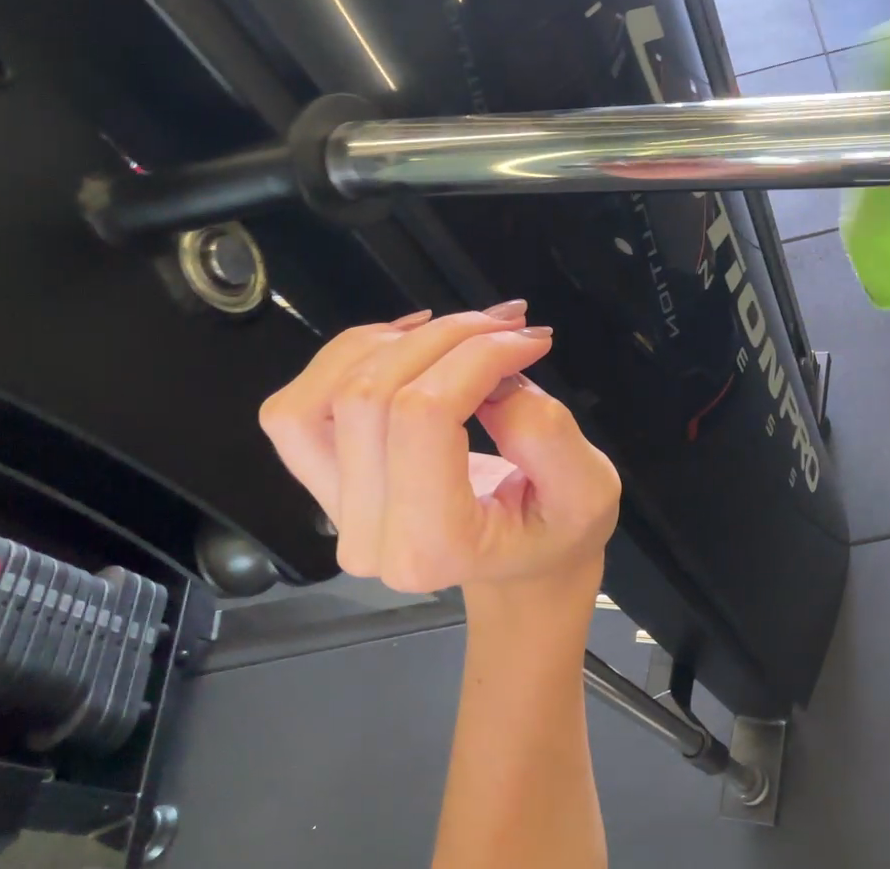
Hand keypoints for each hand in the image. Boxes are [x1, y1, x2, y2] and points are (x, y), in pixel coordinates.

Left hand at [258, 302, 620, 597]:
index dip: (477, 356)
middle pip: (372, 394)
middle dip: (446, 338)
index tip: (532, 341)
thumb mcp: (590, 490)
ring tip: (462, 331)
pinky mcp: (322, 485)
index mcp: (434, 546)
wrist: (524, 566)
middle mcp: (367, 536)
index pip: (424, 415)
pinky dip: (351, 357)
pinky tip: (408, 343)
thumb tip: (491, 375)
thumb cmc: (561, 530)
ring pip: (325, 393)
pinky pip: (298, 405)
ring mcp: (335, 510)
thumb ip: (548, 436)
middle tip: (509, 324)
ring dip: (396, 340)